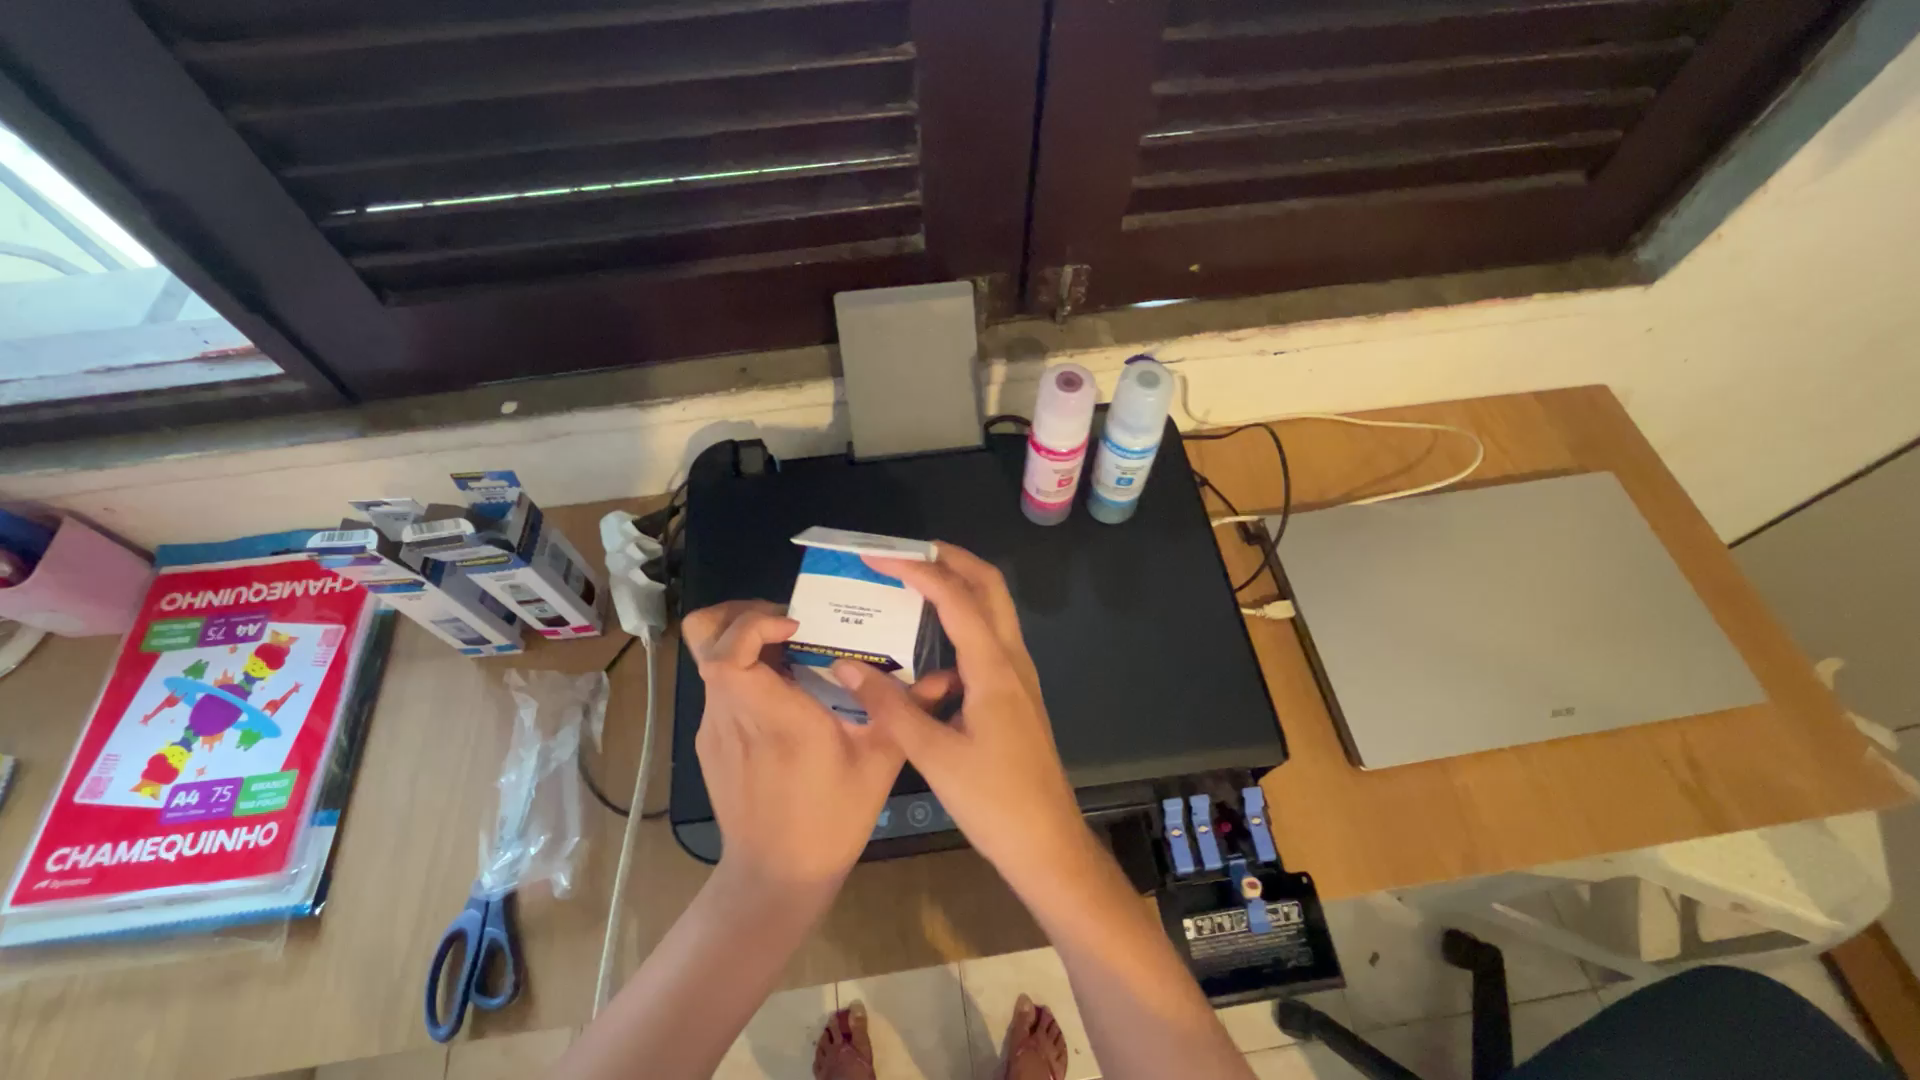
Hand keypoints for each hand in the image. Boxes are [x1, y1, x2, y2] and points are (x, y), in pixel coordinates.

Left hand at [684, 601, 904, 895]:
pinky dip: (744, 672)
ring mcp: (714, 728)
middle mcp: (732, 714)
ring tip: (792, 653)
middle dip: (741, 614)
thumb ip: (904, 712)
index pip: (726, 653)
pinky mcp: (710, 742)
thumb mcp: (878, 765)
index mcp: (773, 716)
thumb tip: (947, 678)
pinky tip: (785, 696)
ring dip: (744, 641)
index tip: (794, 624)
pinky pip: (719, 687)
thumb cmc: (831, 821)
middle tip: (792, 623)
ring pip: (708, 658)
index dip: (750, 623)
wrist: (776, 878)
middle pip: (703, 637)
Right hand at [830, 545, 1092, 890]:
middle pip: (989, 587)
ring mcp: (1019, 678)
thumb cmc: (993, 801)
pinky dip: (961, 625)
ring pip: (992, 613)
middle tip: (905, 553)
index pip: (955, 597)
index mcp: (994, 668)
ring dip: (958, 589)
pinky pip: (989, 643)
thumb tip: (846, 665)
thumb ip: (890, 707)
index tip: (878, 556)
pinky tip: (928, 649)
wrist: (1048, 843)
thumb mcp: (934, 755)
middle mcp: (1012, 661)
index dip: (917, 569)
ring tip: (911, 587)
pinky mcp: (1016, 697)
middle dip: (950, 560)